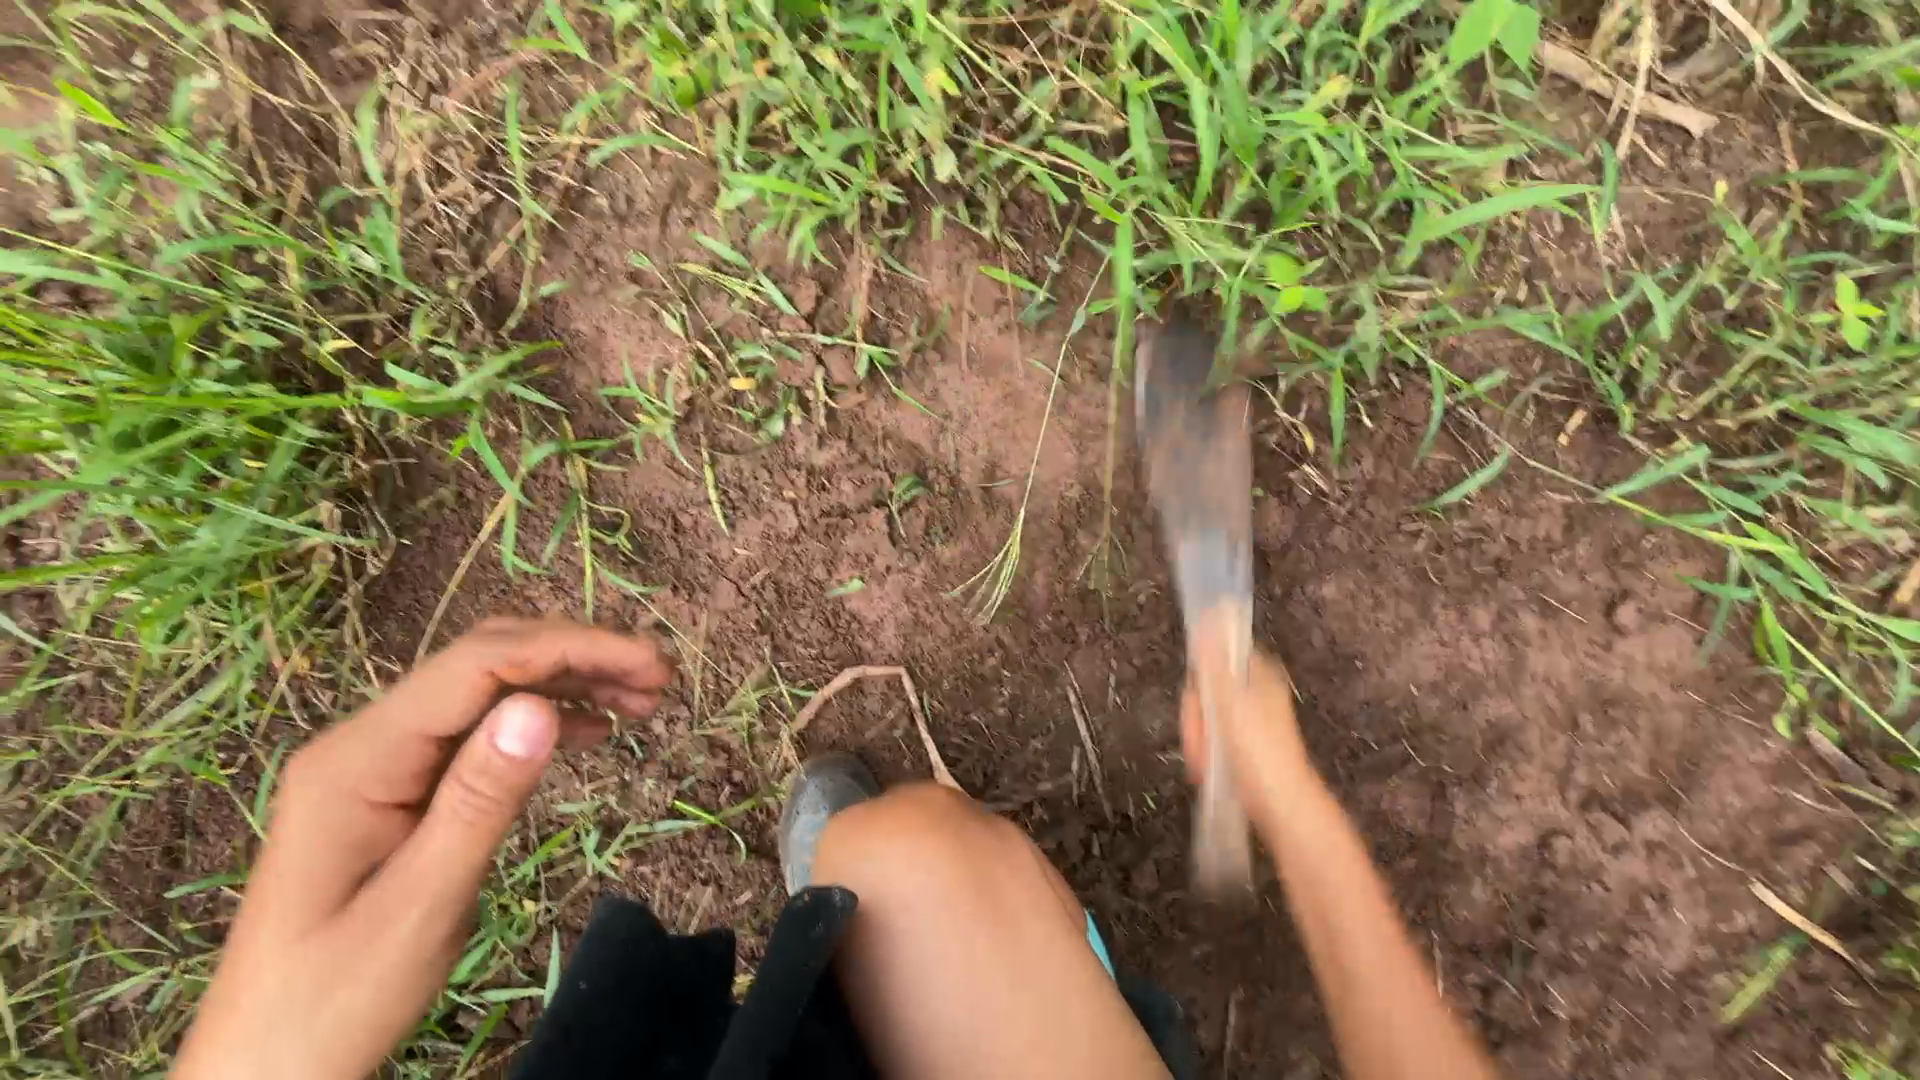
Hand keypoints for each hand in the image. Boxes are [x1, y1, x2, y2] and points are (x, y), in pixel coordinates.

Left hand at [174, 618, 674, 1079]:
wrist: (265, 1066)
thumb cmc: (336, 998)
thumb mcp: (420, 905)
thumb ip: (479, 800)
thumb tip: (540, 707)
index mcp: (360, 758)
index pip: (478, 667)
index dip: (572, 649)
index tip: (649, 663)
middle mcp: (369, 741)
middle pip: (486, 661)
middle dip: (578, 654)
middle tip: (657, 675)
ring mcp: (385, 761)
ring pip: (490, 688)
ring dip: (568, 681)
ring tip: (642, 699)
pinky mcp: (404, 786)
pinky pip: (482, 729)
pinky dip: (545, 719)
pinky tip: (595, 732)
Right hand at [1180, 649, 1316, 820]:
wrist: (1281, 806)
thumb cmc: (1260, 752)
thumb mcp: (1231, 701)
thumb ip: (1214, 661)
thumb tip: (1208, 619)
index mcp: (1260, 675)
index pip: (1219, 656)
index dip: (1203, 675)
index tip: (1199, 694)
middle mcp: (1257, 694)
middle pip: (1209, 689)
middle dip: (1198, 716)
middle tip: (1203, 736)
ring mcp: (1251, 722)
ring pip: (1208, 718)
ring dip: (1200, 739)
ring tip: (1206, 760)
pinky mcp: (1245, 747)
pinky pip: (1214, 741)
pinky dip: (1207, 754)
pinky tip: (1207, 769)